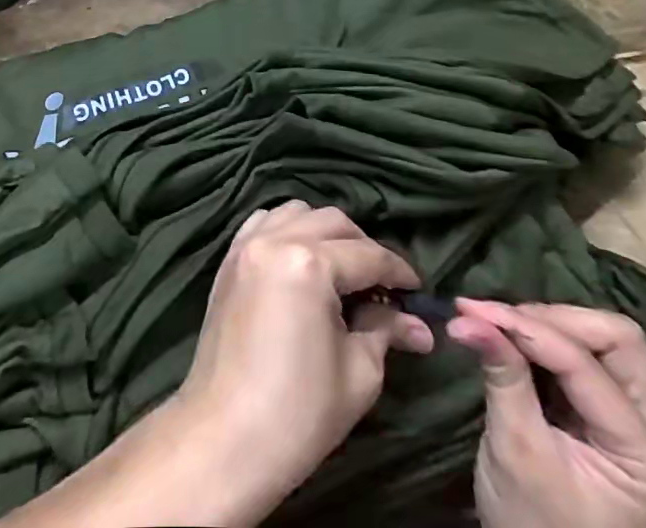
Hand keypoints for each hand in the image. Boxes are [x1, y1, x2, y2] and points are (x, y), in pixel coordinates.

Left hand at [170, 201, 435, 513]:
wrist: (227, 432)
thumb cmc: (300, 408)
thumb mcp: (359, 370)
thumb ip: (384, 331)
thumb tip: (417, 325)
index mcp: (308, 263)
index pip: (368, 255)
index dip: (400, 273)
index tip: (419, 293)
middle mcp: (273, 241)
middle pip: (332, 222)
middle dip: (364, 248)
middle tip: (384, 286)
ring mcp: (244, 247)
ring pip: (294, 213)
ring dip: (324, 232)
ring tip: (343, 271)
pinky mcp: (227, 262)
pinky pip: (261, 224)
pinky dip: (287, 230)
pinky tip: (301, 261)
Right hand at [449, 301, 645, 527]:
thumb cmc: (532, 526)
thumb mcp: (514, 451)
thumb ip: (502, 378)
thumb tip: (467, 317)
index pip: (588, 367)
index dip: (526, 328)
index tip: (468, 308)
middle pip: (622, 345)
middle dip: (553, 319)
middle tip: (496, 316)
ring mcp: (643, 433)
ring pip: (612, 349)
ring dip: (552, 328)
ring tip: (499, 325)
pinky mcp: (615, 427)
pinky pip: (593, 367)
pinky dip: (551, 346)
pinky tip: (515, 343)